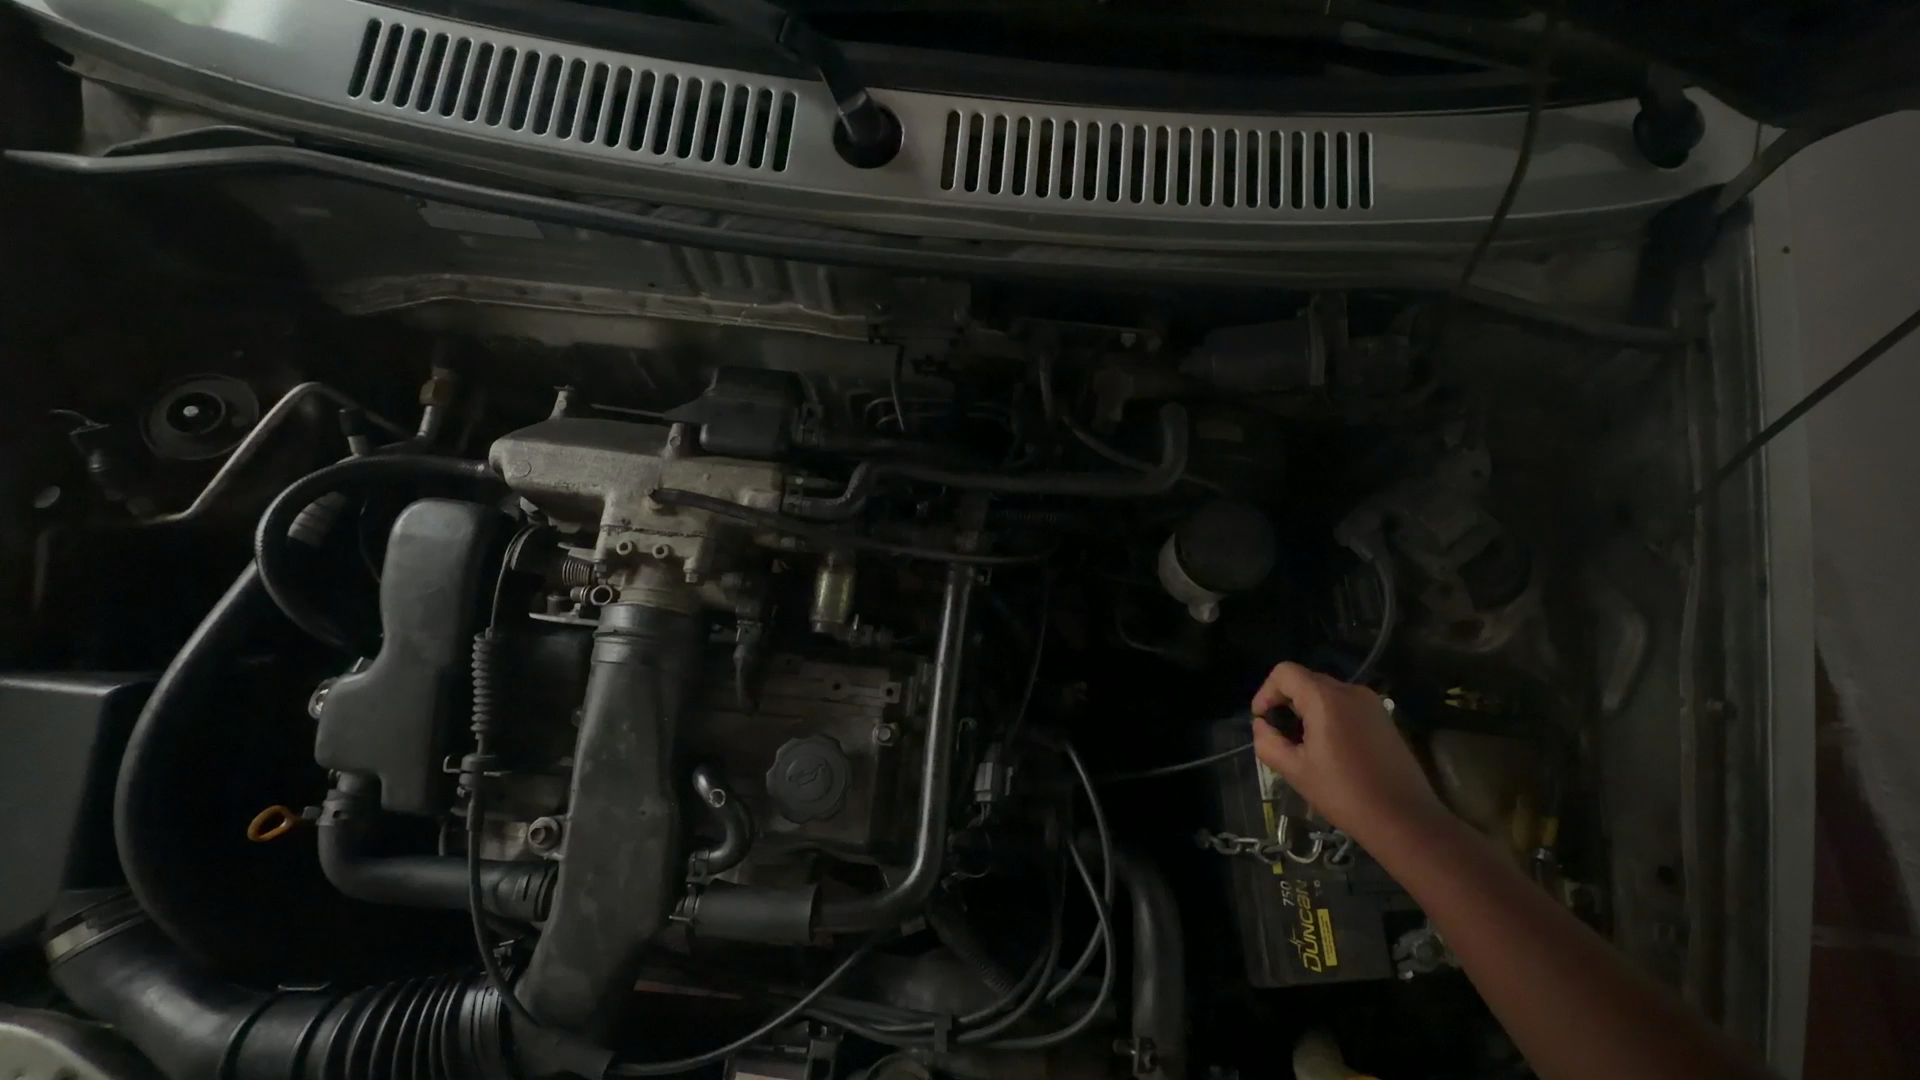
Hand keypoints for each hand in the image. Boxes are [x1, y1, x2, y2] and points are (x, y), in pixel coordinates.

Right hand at [1250, 662, 1446, 847]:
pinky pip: (1345, 705)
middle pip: (1305, 680)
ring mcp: (1371, 704)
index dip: (1265, 692)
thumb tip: (1262, 726)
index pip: (1285, 673)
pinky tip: (1331, 750)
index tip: (1263, 721)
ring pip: (1326, 693)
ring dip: (1307, 711)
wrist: (1405, 819)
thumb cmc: (1344, 794)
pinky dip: (1329, 717)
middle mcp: (1351, 691)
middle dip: (1286, 703)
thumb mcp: (1295, 771)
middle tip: (1280, 736)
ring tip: (1304, 746)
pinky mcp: (1384, 718)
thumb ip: (1268, 742)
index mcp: (1326, 699)